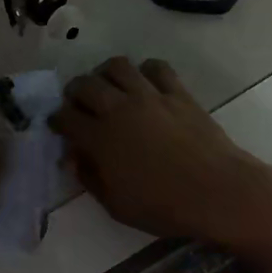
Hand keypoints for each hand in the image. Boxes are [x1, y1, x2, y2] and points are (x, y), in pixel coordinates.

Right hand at [50, 57, 271, 250]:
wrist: (215, 191)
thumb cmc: (161, 206)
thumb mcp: (115, 204)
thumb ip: (90, 178)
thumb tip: (74, 157)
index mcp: (100, 139)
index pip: (65, 118)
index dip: (56, 120)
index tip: (57, 126)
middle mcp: (119, 109)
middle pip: (85, 85)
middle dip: (74, 92)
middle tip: (77, 104)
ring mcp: (150, 96)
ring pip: (117, 66)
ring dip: (104, 74)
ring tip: (107, 87)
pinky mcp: (178, 92)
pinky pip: (156, 67)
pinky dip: (144, 71)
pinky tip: (144, 84)